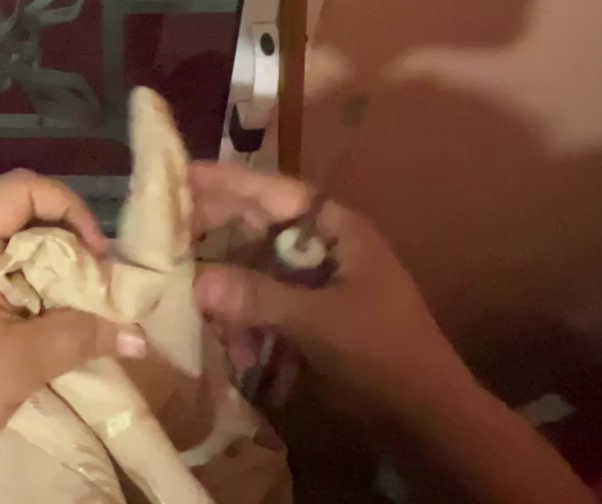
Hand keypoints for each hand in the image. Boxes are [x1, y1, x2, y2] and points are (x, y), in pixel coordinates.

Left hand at [0, 171, 133, 503]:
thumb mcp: (22, 363)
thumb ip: (82, 337)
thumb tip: (140, 334)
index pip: (20, 188)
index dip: (67, 207)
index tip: (95, 254)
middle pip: (14, 207)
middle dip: (62, 237)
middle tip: (92, 280)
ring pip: (4, 234)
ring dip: (44, 259)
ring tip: (73, 298)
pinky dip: (22, 274)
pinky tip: (39, 310)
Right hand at [188, 162, 469, 411]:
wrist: (432, 426)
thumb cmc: (386, 356)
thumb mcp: (321, 323)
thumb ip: (258, 297)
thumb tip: (196, 281)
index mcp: (336, 230)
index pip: (273, 192)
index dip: (228, 181)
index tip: (183, 175)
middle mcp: (322, 247)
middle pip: (257, 227)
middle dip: (218, 239)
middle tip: (169, 238)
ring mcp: (315, 283)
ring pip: (255, 270)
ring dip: (231, 295)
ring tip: (207, 316)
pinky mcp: (308, 317)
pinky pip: (263, 305)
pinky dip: (247, 324)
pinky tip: (238, 354)